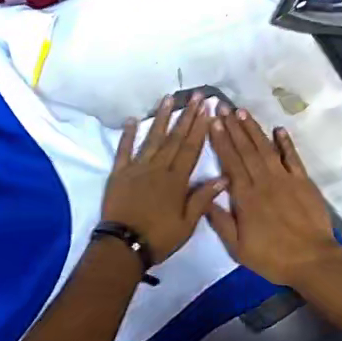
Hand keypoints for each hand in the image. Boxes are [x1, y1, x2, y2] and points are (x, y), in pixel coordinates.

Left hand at [101, 93, 225, 263]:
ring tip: (169, 98)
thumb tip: (223, 177)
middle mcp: (158, 168)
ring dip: (161, 118)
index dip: (200, 127)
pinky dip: (129, 134)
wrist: (124, 245)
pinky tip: (133, 119)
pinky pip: (124, 149)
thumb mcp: (187, 224)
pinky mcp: (118, 173)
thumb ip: (202, 199)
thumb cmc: (159, 237)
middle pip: (175, 138)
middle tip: (196, 95)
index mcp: (176, 180)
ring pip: (152, 138)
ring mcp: (137, 168)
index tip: (208, 109)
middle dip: (187, 116)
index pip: (191, 148)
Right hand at [205, 108, 340, 285]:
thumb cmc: (272, 258)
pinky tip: (278, 129)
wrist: (313, 261)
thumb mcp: (237, 247)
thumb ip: (221, 221)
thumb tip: (207, 197)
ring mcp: (285, 180)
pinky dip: (285, 143)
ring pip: (266, 149)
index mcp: (245, 197)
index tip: (213, 122)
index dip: (221, 140)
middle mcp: (263, 182)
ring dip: (254, 129)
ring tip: (243, 111)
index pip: (230, 162)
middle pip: (246, 150)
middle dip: (233, 127)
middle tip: (223, 107)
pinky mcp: (304, 182)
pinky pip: (293, 158)